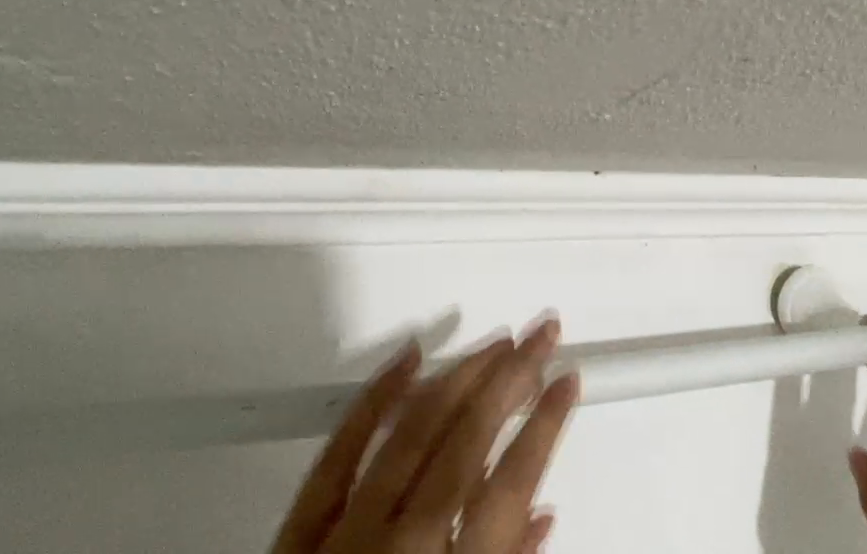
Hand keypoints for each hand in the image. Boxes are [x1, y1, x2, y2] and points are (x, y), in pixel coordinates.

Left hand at [271, 317, 579, 553]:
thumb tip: (544, 520)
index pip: (514, 482)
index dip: (547, 421)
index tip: (567, 380)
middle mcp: (403, 547)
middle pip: (467, 437)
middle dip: (511, 376)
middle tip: (540, 333)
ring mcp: (347, 534)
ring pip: (412, 429)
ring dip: (460, 374)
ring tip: (495, 339)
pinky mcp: (299, 532)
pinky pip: (339, 451)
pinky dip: (375, 398)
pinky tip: (407, 358)